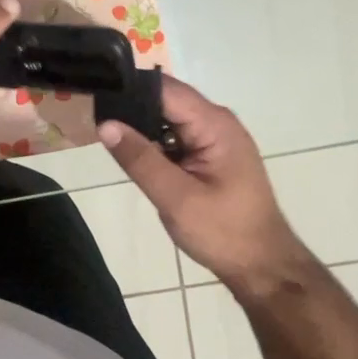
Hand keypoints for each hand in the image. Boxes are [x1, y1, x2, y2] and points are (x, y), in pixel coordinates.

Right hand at [97, 77, 314, 297]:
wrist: (263, 269)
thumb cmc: (224, 233)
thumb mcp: (176, 198)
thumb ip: (140, 159)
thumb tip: (104, 124)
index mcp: (215, 125)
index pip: (165, 89)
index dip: (130, 89)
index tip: (96, 96)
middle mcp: (217, 122)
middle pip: (165, 100)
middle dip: (131, 107)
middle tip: (94, 119)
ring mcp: (214, 138)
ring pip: (167, 118)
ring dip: (140, 126)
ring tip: (104, 133)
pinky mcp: (209, 154)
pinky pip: (174, 136)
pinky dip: (153, 142)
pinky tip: (131, 153)